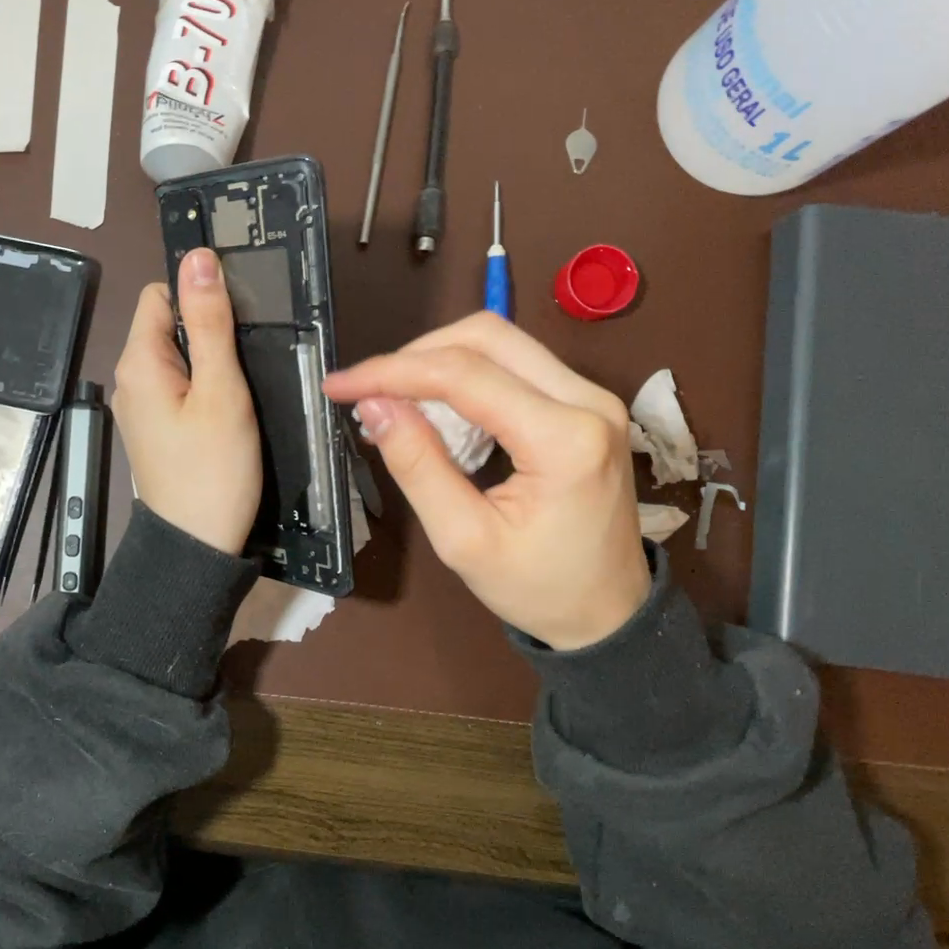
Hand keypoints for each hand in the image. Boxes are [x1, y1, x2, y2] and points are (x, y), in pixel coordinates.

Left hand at [112, 249, 261, 554]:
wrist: (196, 545)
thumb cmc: (213, 469)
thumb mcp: (221, 390)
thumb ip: (209, 323)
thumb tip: (198, 258)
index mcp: (138, 361)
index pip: (161, 293)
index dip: (199, 296)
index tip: (236, 320)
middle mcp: (129, 378)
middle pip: (167, 325)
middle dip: (207, 331)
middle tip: (244, 361)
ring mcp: (138, 406)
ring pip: (175, 358)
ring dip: (208, 362)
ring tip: (238, 389)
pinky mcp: (153, 428)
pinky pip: (176, 388)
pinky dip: (201, 389)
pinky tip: (225, 411)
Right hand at [322, 314, 650, 649]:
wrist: (608, 612)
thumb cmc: (537, 588)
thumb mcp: (463, 540)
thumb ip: (418, 466)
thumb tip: (373, 406)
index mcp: (563, 439)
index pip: (464, 375)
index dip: (391, 372)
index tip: (340, 386)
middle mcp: (587, 400)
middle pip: (488, 335)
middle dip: (416, 355)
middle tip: (370, 391)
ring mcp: (592, 397)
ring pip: (502, 342)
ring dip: (439, 360)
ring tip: (397, 401)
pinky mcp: (585, 403)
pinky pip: (516, 364)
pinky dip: (466, 375)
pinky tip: (436, 409)